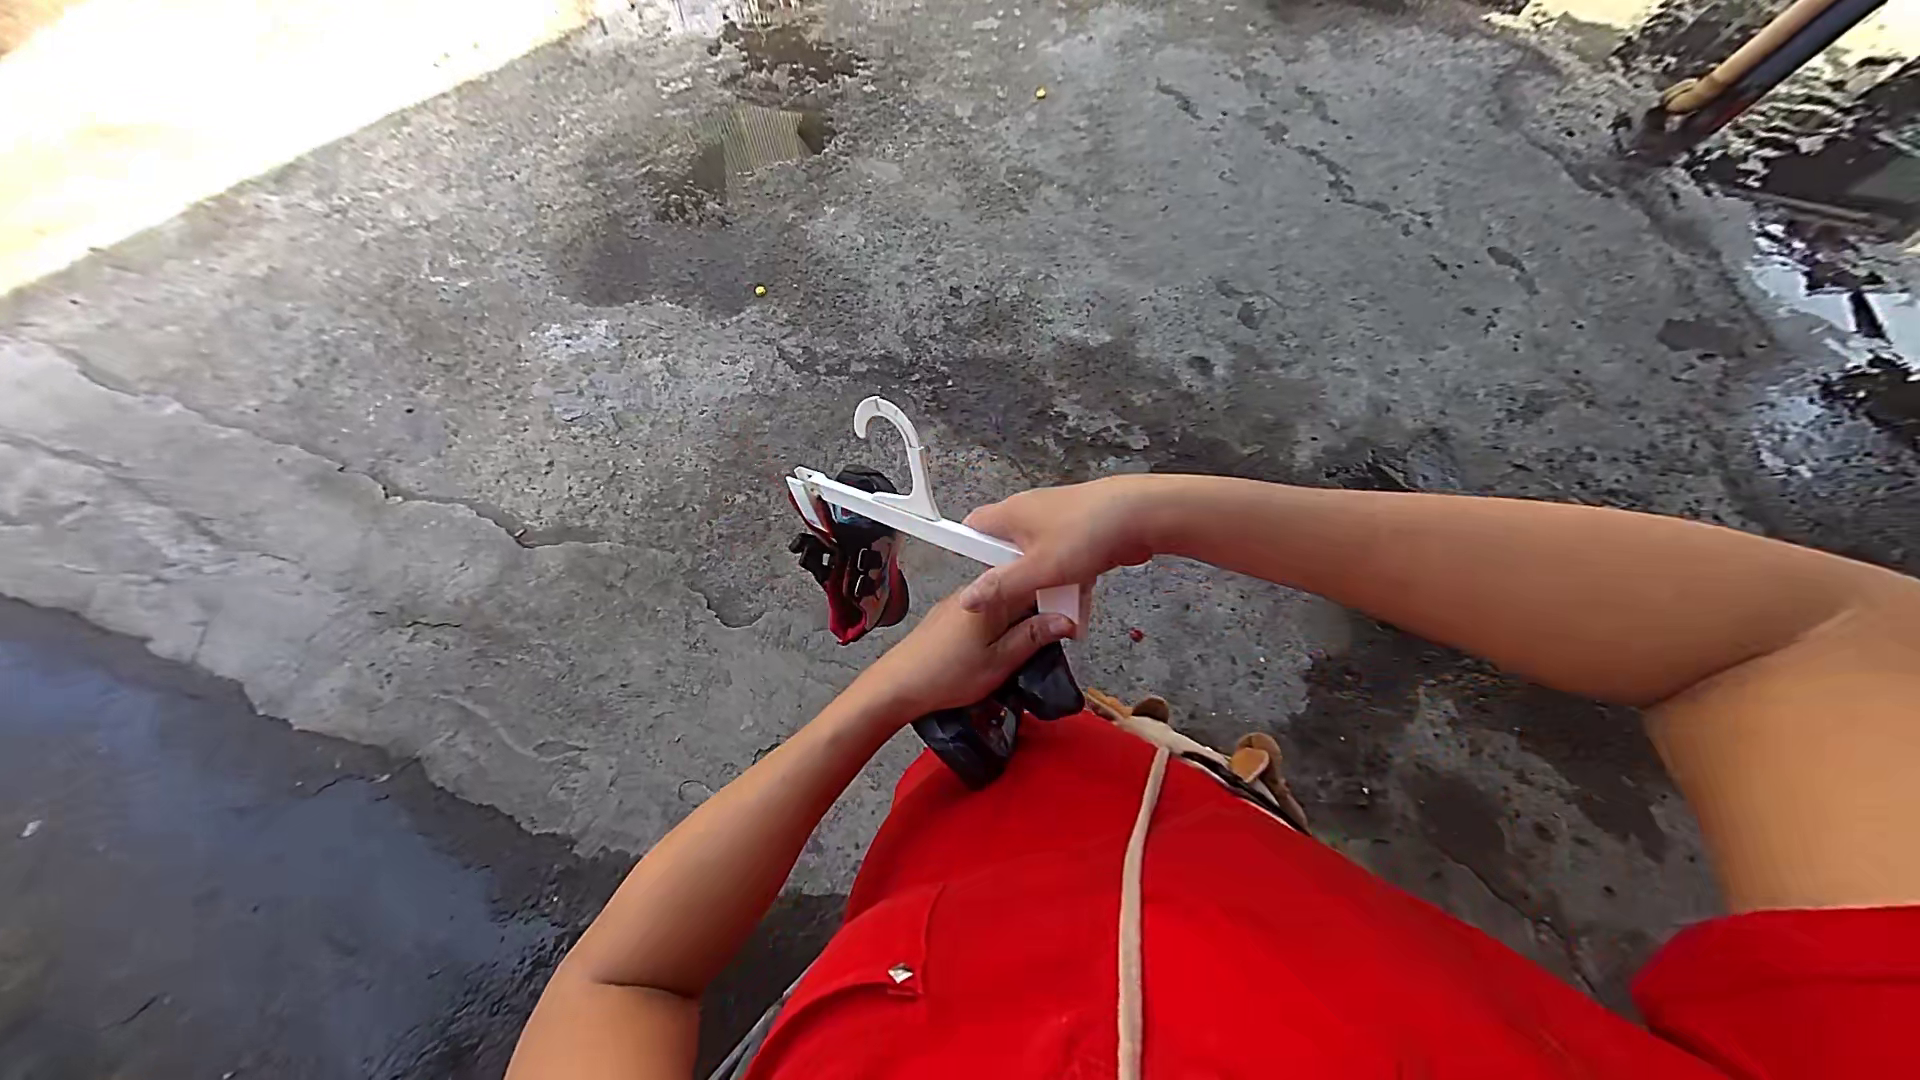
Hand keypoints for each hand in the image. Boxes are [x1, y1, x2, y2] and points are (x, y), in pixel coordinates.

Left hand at [847, 591, 1075, 721]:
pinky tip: (1001, 645)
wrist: (899, 686)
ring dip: (1019, 617)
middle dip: (1039, 607)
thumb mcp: (1000, 661)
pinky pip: (985, 609)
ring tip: (1027, 644)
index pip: (1033, 580)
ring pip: (1002, 600)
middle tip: (1053, 635)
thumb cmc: (944, 676)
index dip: (1057, 594)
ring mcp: (960, 602)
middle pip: (1018, 588)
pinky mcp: (951, 615)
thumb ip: (1034, 636)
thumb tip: (1065, 620)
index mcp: (990, 598)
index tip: (1071, 612)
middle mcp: (973, 592)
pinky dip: (1000, 623)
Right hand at [957, 475, 1165, 614]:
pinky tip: (1079, 592)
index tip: (981, 581)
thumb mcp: (1038, 569)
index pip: (972, 528)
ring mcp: (1056, 519)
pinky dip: (1067, 576)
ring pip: (1037, 557)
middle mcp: (1028, 511)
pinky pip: (1063, 558)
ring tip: (1058, 598)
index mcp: (1010, 514)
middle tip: (1024, 595)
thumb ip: (1001, 586)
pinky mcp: (1079, 529)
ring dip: (1045, 581)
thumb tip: (968, 599)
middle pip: (1006, 548)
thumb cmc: (1087, 532)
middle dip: (1015, 577)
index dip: (969, 553)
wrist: (1141, 515)